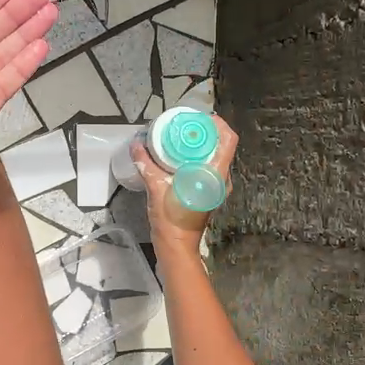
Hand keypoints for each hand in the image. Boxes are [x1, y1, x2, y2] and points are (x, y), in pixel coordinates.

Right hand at [133, 114, 238, 254]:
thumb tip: (136, 145)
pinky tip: (176, 156)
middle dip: (204, 132)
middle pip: (221, 145)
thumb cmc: (172, 220)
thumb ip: (147, 165)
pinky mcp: (206, 192)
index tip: (199, 117)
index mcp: (215, 174)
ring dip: (199, 145)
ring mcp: (215, 186)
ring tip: (178, 137)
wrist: (175, 247)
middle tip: (183, 124)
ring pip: (213, 157)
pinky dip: (194, 158)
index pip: (228, 140)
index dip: (218, 123)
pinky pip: (206, 167)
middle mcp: (220, 178)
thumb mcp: (157, 188)